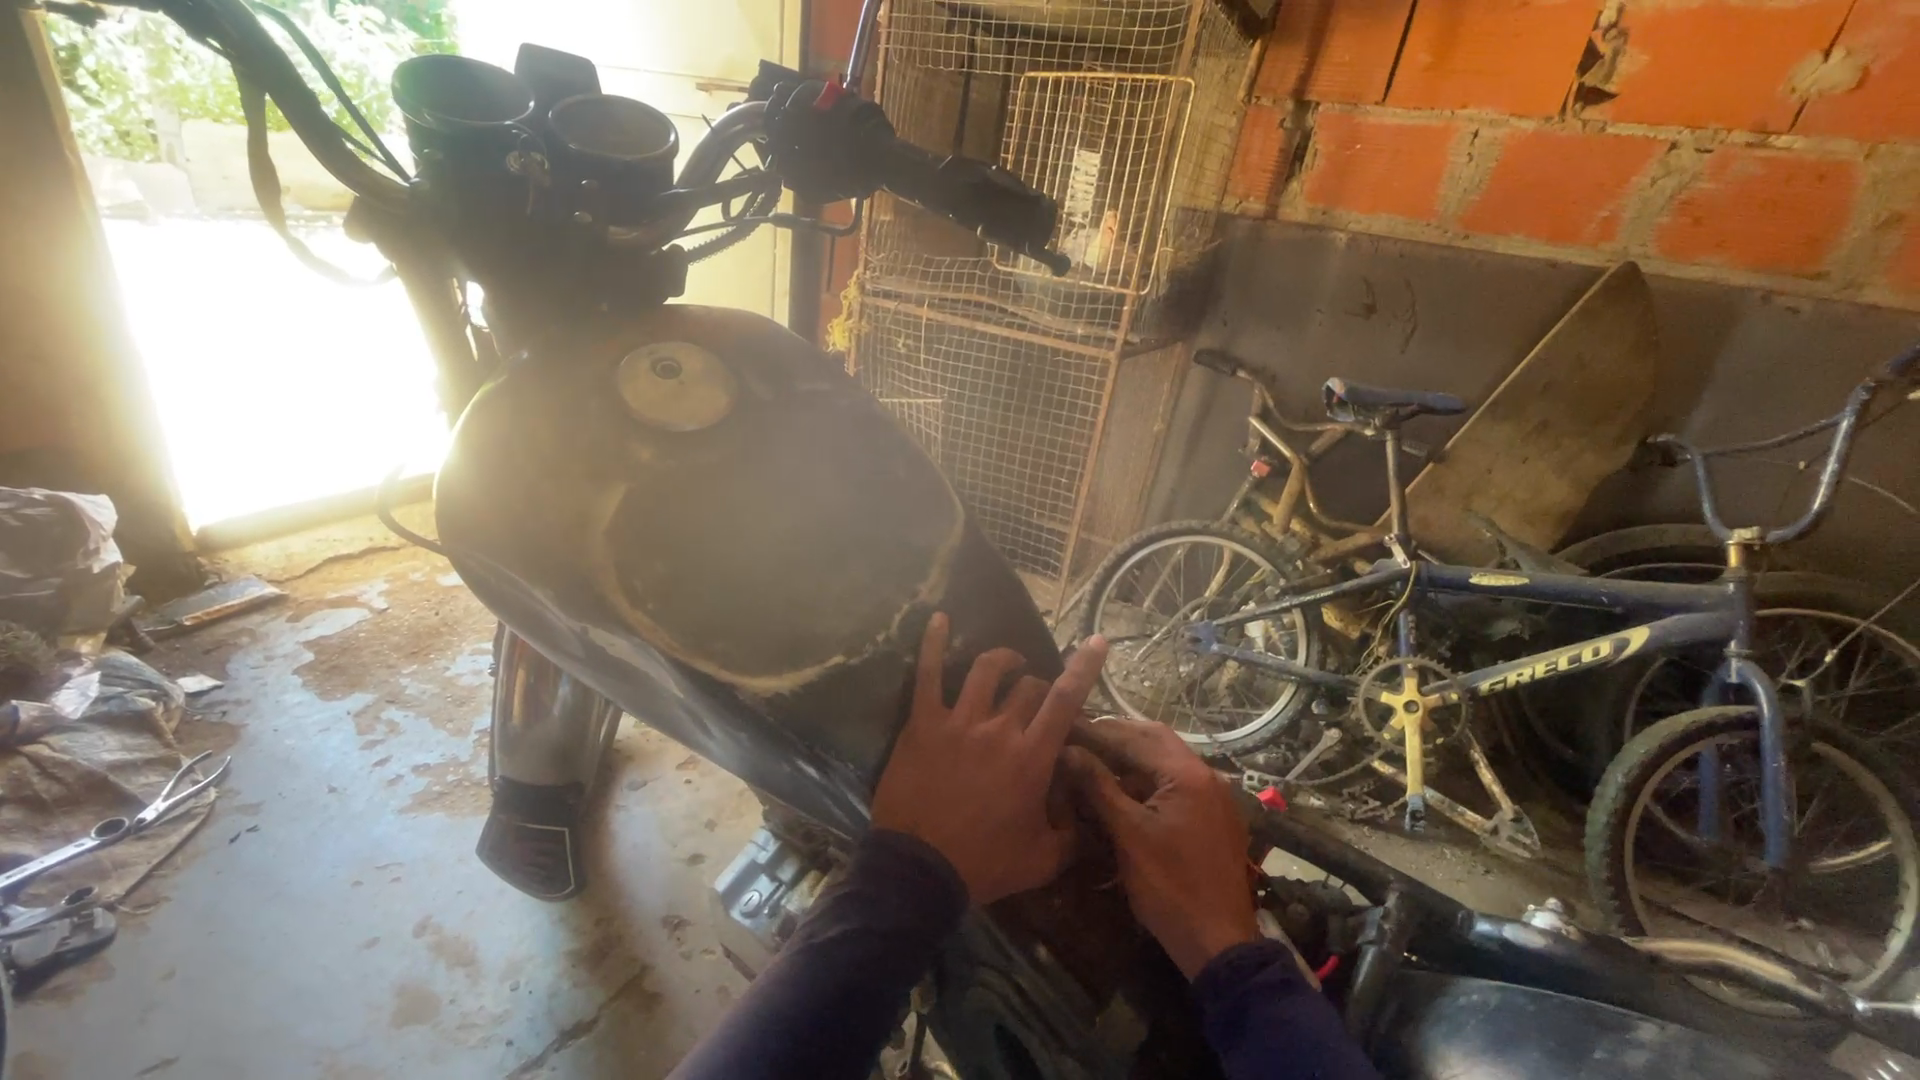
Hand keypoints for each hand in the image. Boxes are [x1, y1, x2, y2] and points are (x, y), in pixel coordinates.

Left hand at [871, 613, 1107, 905]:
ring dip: (1003, 661)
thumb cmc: (984, 865)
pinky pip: (926, 673)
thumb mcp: (1043, 859)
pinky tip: (938, 618)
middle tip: (1037, 703)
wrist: (919, 870)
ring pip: (985, 670)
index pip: (1066, 700)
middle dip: (1039, 689)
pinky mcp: (923, 723)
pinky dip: (932, 643)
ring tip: (1008, 664)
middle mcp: (999, 728)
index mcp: (1032, 757)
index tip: (1096, 641)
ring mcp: (958, 721)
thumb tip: (1083, 807)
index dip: (1084, 667)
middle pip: (1028, 687)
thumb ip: (1072, 831)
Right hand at [1064, 718, 1257, 978]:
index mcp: (1188, 775)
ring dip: (1133, 755)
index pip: (1135, 737)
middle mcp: (1207, 775)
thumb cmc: (1169, 887)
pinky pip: (1178, 782)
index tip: (1067, 725)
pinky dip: (1149, 777)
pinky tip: (1124, 788)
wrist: (1219, 942)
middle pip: (1156, 740)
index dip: (1098, 731)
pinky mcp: (1215, 816)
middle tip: (1080, 736)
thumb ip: (1098, 787)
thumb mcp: (1128, 834)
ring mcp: (1216, 796)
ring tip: (1095, 757)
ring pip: (1168, 760)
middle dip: (1117, 736)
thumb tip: (1068, 751)